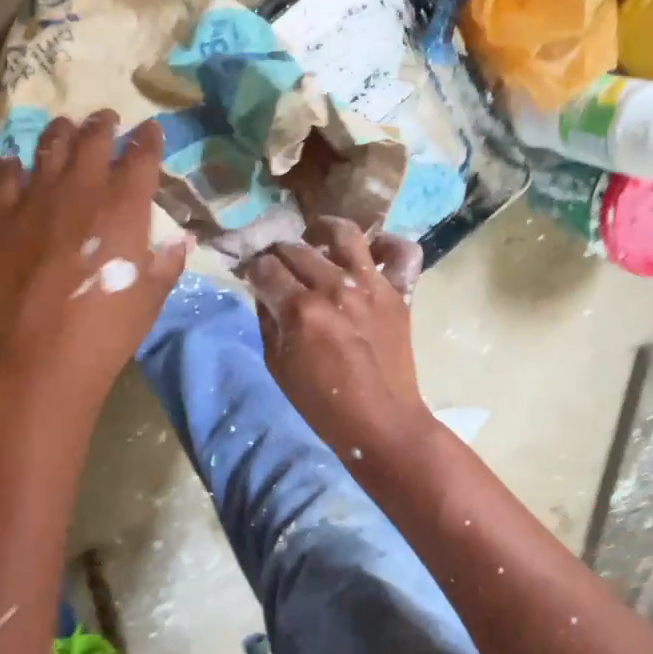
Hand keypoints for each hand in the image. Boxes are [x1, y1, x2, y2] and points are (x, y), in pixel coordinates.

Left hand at [0, 112, 191, 406]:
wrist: (40, 353)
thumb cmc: (107, 329)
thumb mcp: (152, 296)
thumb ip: (167, 260)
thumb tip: (182, 240)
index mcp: (124, 205)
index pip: (141, 155)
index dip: (147, 138)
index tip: (150, 130)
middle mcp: (81, 189)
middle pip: (93, 139)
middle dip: (103, 124)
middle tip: (106, 118)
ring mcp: (36, 199)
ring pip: (48, 148)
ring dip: (60, 133)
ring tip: (65, 126)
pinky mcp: (1, 218)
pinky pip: (5, 178)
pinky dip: (13, 167)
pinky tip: (16, 164)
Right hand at [242, 217, 429, 454]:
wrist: (382, 422)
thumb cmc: (321, 403)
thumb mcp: (276, 364)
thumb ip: (267, 319)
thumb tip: (264, 288)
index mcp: (300, 309)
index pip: (264, 267)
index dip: (252, 269)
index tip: (252, 276)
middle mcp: (334, 287)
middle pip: (295, 248)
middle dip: (278, 254)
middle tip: (277, 267)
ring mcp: (371, 285)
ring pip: (344, 232)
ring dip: (323, 231)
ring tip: (316, 240)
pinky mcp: (399, 292)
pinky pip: (400, 252)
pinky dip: (387, 246)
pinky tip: (370, 254)